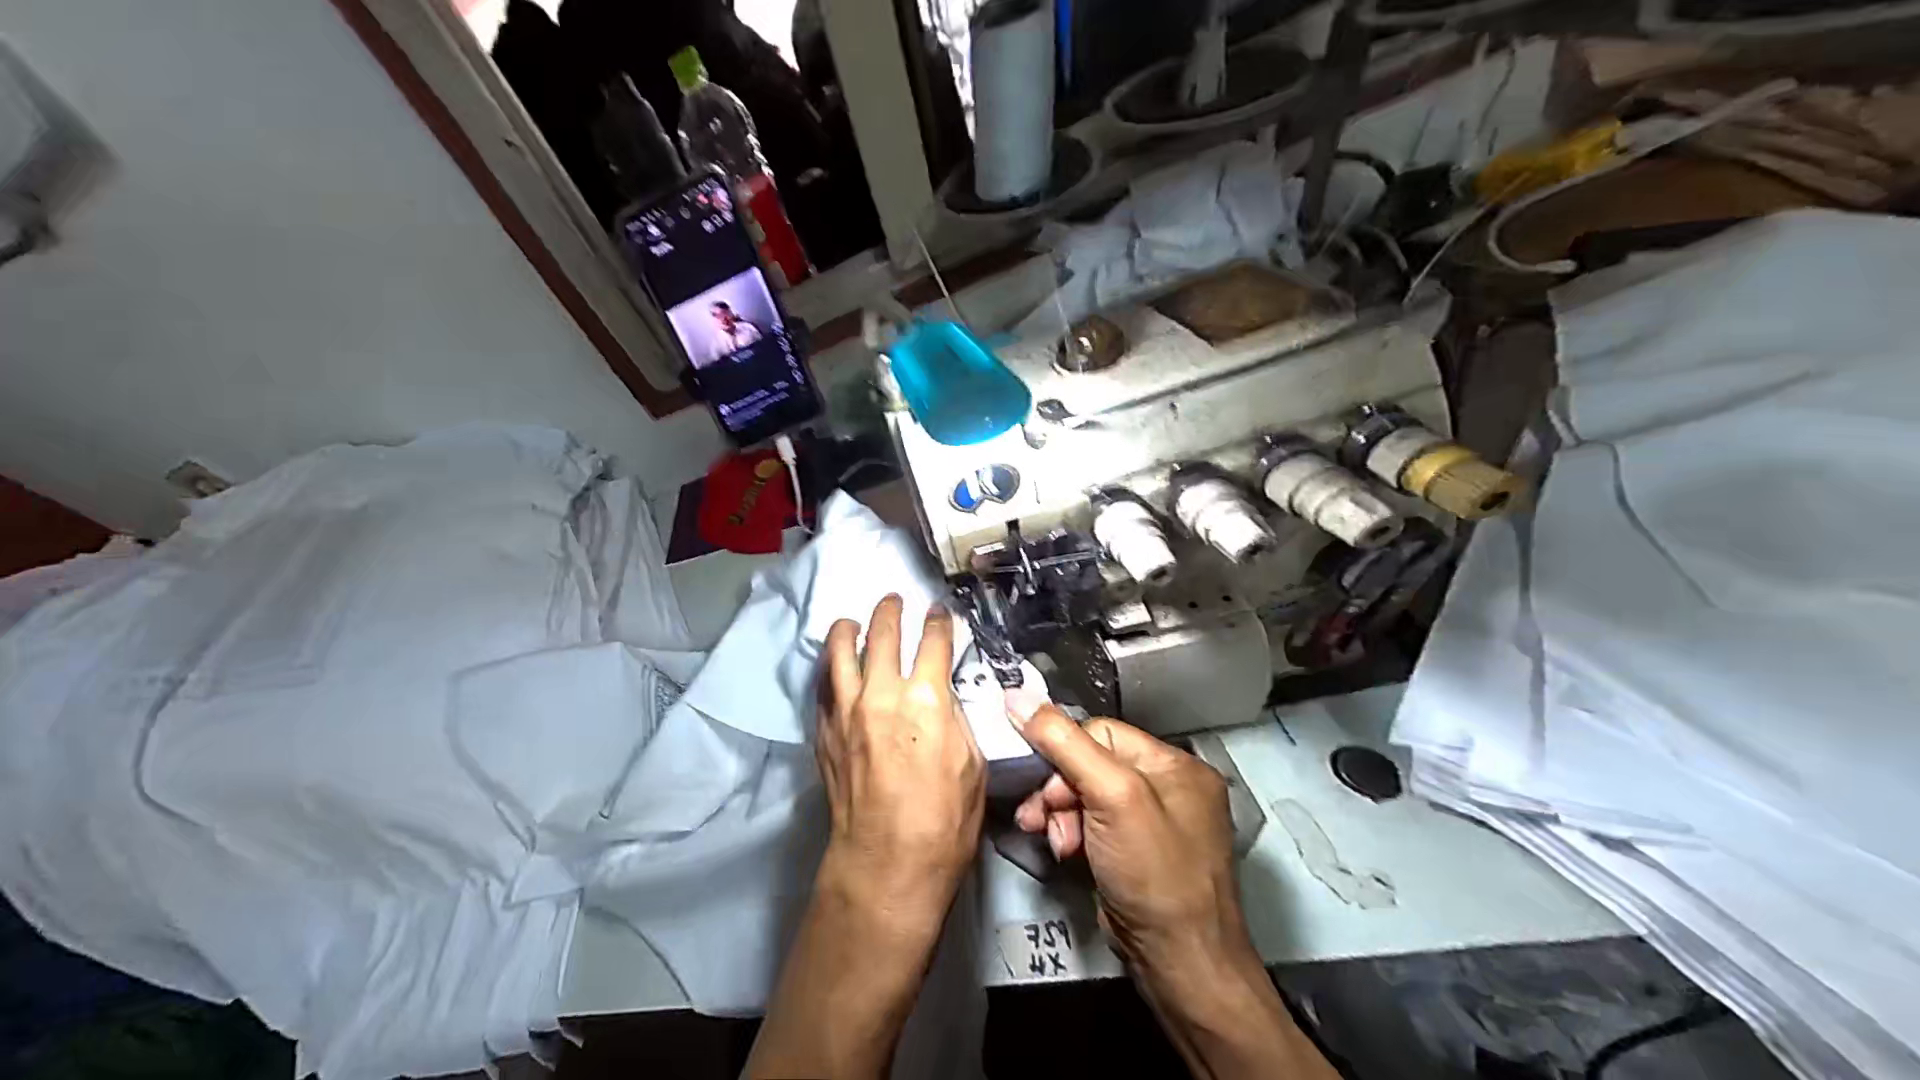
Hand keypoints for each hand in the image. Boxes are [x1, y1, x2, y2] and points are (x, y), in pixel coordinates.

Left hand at [746, 597, 985, 1079]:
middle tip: (894, 600)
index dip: (938, 622)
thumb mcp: (972, 764)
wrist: (886, 864)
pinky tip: (835, 667)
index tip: (939, 613)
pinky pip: (824, 687)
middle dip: (890, 612)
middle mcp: (882, 694)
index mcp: (927, 699)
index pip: (933, 642)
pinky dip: (831, 669)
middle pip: (882, 635)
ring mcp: (847, 712)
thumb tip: (943, 695)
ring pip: (840, 652)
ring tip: (852, 620)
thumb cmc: (944, 821)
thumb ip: (955, 719)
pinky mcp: (824, 733)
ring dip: (848, 629)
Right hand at [1009, 704, 1248, 980]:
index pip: (1100, 732)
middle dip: (1058, 790)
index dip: (1065, 753)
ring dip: (1059, 815)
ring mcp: (1151, 823)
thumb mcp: (1112, 797)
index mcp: (1174, 765)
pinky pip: (1092, 825)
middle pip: (1089, 764)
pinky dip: (1072, 835)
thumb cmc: (1157, 876)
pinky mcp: (1134, 853)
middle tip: (1041, 816)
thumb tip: (1019, 697)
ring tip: (1053, 840)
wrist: (1180, 965)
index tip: (1044, 784)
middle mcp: (1167, 788)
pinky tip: (1064, 851)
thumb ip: (1065, 744)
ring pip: (1086, 796)